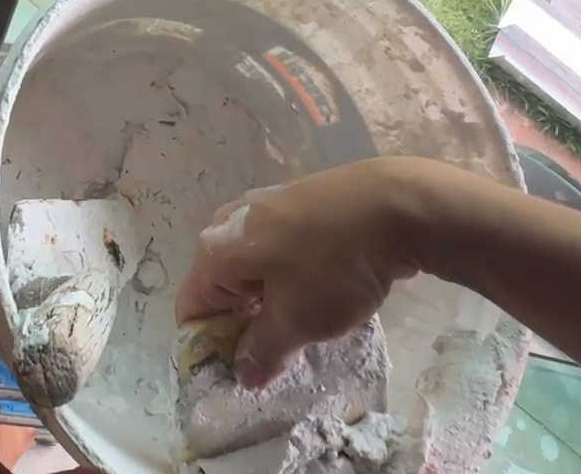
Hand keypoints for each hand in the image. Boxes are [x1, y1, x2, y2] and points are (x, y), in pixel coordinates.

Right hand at [175, 156, 459, 387]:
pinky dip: (282, 278)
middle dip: (240, 326)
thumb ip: (264, 351)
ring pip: (247, 270)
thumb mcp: (298, 320)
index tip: (242, 376)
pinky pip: (270, 252)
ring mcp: (256, 210)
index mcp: (214, 251)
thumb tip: (242, 374)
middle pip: (217, 288)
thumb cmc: (332, 265)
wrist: (389, 204)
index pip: (191, 309)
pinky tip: (315, 291)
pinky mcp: (286, 206)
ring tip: (301, 326)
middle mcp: (224, 224)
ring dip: (264, 303)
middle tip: (277, 357)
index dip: (210, 348)